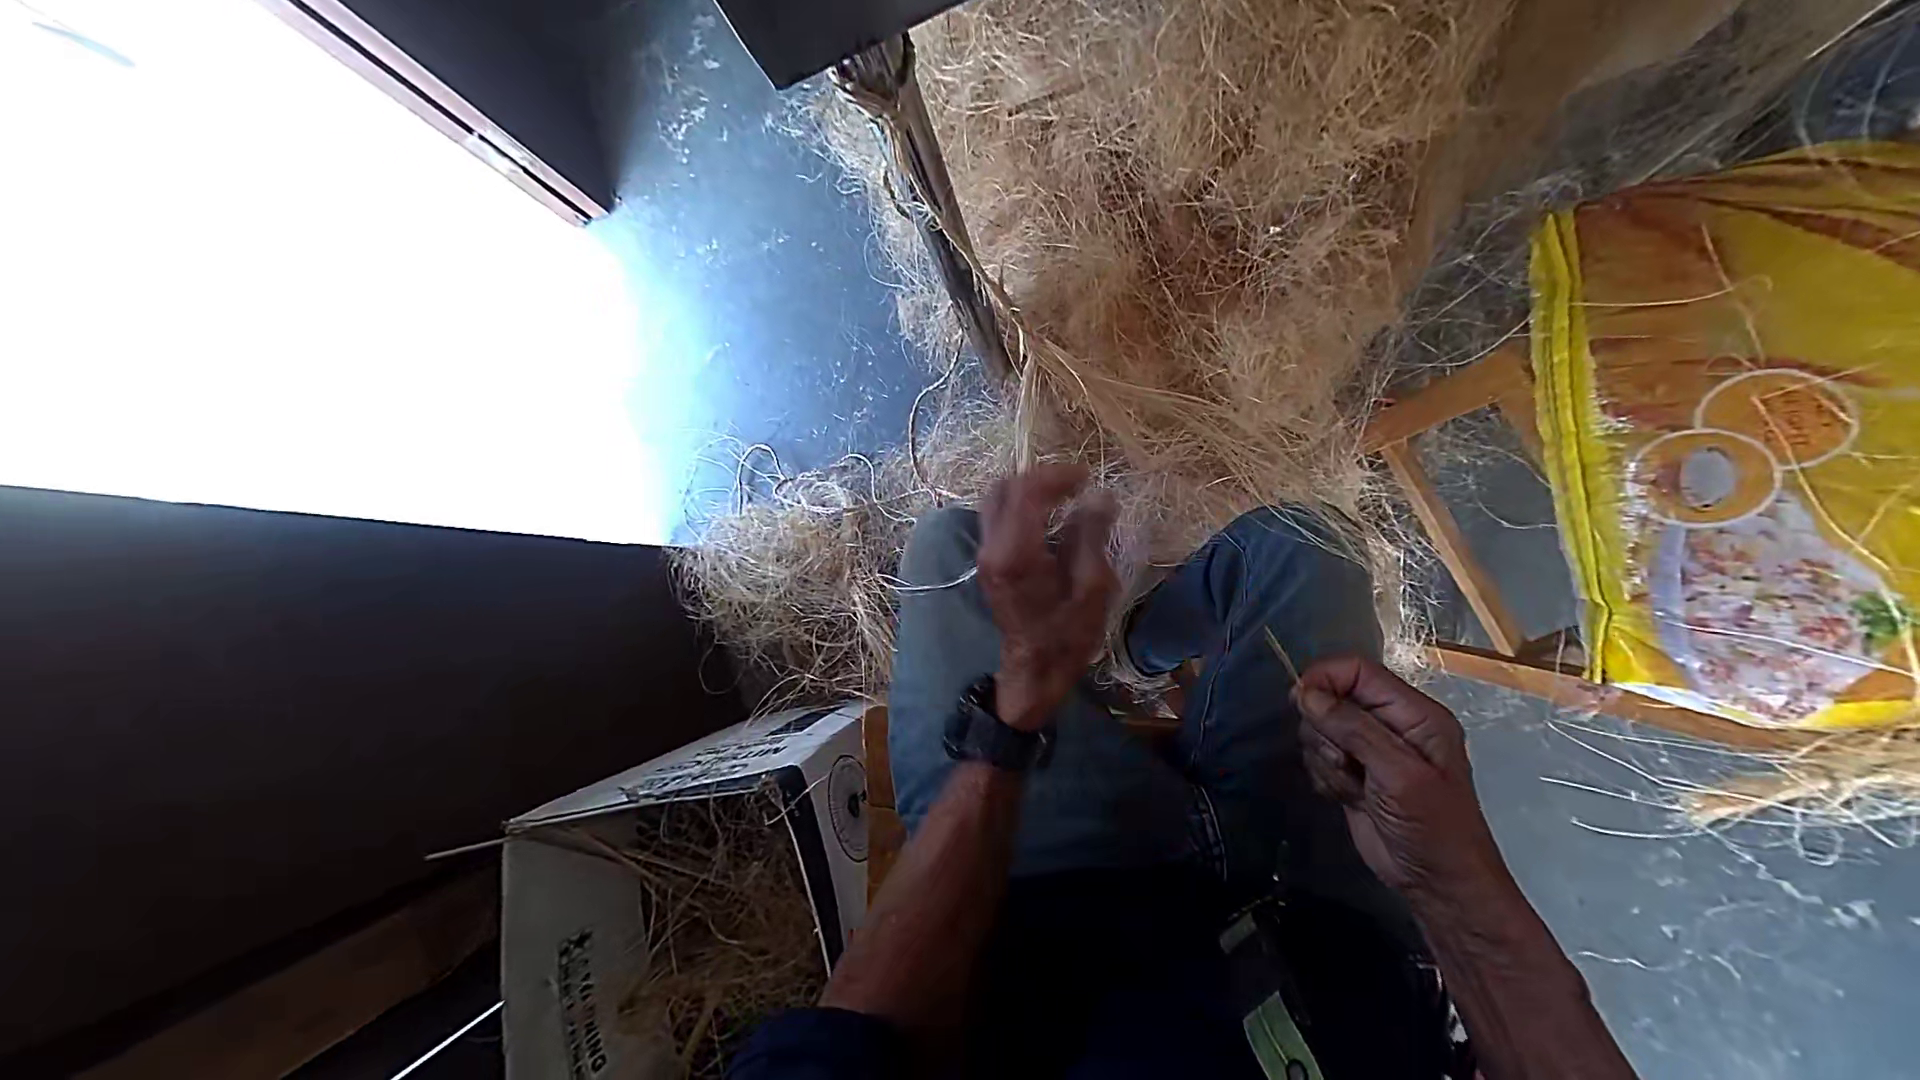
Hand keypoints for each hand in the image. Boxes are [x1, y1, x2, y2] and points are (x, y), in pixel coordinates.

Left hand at [976, 464, 1117, 731]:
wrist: (1034, 671)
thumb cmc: (1067, 636)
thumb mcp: (1093, 587)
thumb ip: (1091, 536)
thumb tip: (1099, 497)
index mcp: (1016, 554)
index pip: (1026, 492)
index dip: (1056, 476)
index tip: (1085, 477)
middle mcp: (991, 549)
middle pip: (1003, 489)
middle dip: (1038, 478)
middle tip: (1073, 484)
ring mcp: (985, 555)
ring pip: (995, 501)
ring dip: (1026, 490)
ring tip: (1062, 496)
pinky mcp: (987, 562)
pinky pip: (996, 518)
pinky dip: (1019, 506)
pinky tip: (1048, 516)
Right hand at [1292, 655, 1507, 900]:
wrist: (1438, 886)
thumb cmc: (1433, 828)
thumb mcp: (1399, 775)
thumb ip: (1354, 729)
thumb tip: (1306, 693)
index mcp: (1414, 713)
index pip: (1356, 670)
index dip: (1323, 678)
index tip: (1300, 702)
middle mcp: (1390, 723)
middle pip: (1330, 697)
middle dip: (1324, 729)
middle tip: (1344, 761)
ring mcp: (1369, 748)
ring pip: (1318, 728)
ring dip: (1324, 757)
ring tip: (1353, 785)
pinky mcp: (1352, 770)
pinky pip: (1317, 755)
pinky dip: (1323, 775)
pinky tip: (1346, 796)